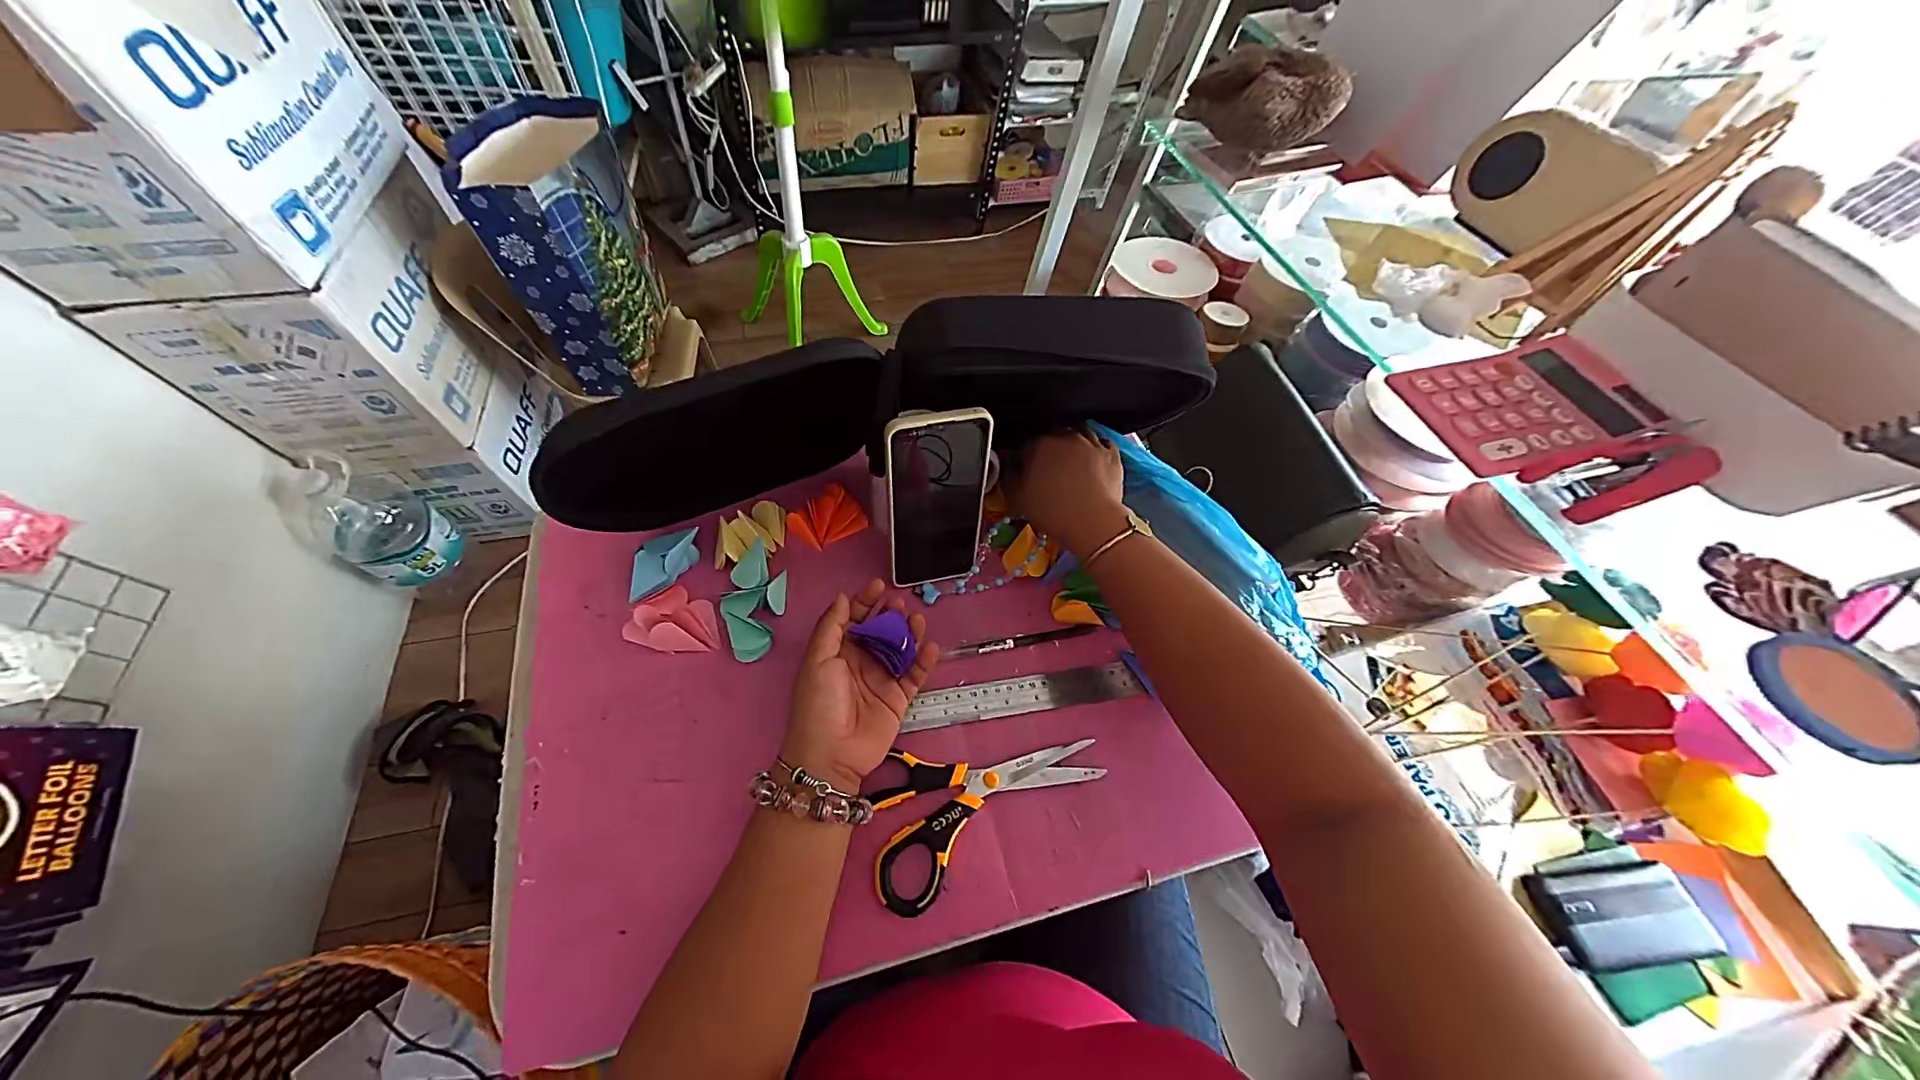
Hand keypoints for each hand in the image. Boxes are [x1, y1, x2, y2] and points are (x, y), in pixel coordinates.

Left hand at [782, 580, 939, 791]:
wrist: (830, 754)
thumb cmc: (817, 704)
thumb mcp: (817, 660)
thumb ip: (831, 627)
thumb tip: (842, 597)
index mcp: (838, 651)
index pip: (855, 619)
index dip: (866, 601)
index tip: (879, 586)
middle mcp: (861, 662)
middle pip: (881, 631)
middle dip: (891, 614)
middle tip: (900, 603)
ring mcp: (881, 680)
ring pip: (901, 649)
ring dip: (909, 633)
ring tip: (917, 621)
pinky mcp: (898, 698)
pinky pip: (915, 675)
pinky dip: (925, 661)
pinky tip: (930, 647)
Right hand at [1006, 428, 1127, 555]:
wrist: (1091, 521)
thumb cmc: (1051, 510)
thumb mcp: (1017, 498)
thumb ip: (1009, 478)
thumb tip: (1010, 469)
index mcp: (1039, 444)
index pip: (1025, 444)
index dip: (1023, 458)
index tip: (1024, 471)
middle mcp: (1065, 437)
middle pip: (1053, 435)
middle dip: (1049, 448)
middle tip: (1047, 467)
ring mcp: (1091, 443)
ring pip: (1080, 432)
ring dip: (1073, 443)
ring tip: (1071, 460)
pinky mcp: (1111, 454)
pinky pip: (1103, 443)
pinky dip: (1096, 448)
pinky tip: (1093, 459)